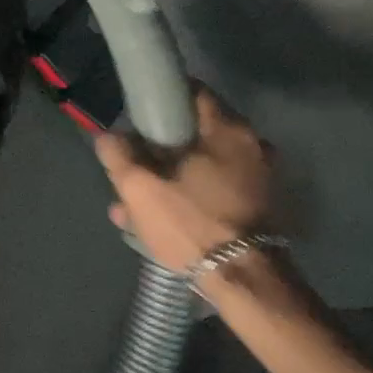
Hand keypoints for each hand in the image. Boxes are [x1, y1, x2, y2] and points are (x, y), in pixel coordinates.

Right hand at [95, 87, 274, 270]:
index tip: (138, 112)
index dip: (162, 97)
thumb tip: (110, 137)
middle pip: (197, 132)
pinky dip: (193, 195)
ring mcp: (262, 177)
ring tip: (139, 202)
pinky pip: (218, 188)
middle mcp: (253, 146)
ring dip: (173, 176)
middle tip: (134, 163)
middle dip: (160, 147)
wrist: (244, 281)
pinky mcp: (261, 206)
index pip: (193, 91)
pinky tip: (164, 217)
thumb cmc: (192, 223)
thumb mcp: (138, 188)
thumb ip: (118, 154)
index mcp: (228, 130)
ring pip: (205, 165)